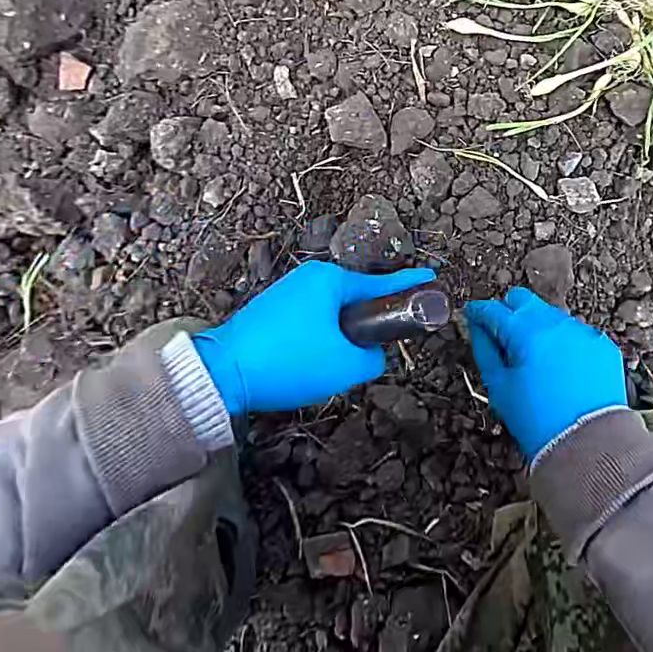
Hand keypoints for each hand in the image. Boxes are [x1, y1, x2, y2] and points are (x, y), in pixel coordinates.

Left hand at [192, 260, 436, 416]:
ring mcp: (288, 292)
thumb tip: (372, 354)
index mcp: (331, 280)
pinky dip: (320, 338)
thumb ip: (373, 358)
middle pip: (356, 300)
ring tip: (336, 363)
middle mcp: (310, 278)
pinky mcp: (271, 310)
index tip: (432, 278)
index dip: (411, 284)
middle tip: (376, 345)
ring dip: (341, 335)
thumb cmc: (289, 361)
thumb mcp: (345, 366)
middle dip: (367, 323)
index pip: (382, 283)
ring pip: (332, 314)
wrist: (220, 374)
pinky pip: (311, 320)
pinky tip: (313, 361)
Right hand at [466, 287, 625, 460]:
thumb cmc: (538, 421)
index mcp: (526, 331)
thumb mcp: (500, 388)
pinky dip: (565, 343)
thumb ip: (485, 351)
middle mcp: (556, 322)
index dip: (479, 312)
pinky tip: (562, 369)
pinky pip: (577, 333)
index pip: (494, 310)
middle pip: (523, 299)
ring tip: (535, 360)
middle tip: (502, 335)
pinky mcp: (602, 343)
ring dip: (539, 328)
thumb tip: (477, 328)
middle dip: (509, 311)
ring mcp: (582, 330)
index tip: (472, 315)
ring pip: (551, 315)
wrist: (588, 444)